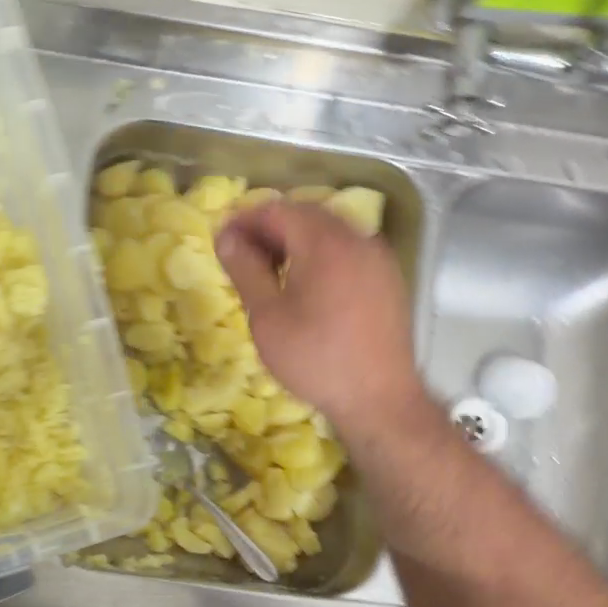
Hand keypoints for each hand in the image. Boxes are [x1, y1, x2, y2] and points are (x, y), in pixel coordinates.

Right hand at [216, 201, 428, 437]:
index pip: (278, 210)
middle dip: (270, 228)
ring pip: (329, 232)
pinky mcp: (386, 279)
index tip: (221, 239)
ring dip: (295, 241)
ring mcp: (377, 257)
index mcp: (324, 242)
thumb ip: (246, 270)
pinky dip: (319, 256)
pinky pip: (347, 252)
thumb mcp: (267, 316)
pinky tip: (304, 286)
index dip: (245, 219)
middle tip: (241, 254)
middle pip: (307, 215)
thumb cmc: (314, 357)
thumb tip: (227, 237)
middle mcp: (356, 238)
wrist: (377, 396)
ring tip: (269, 271)